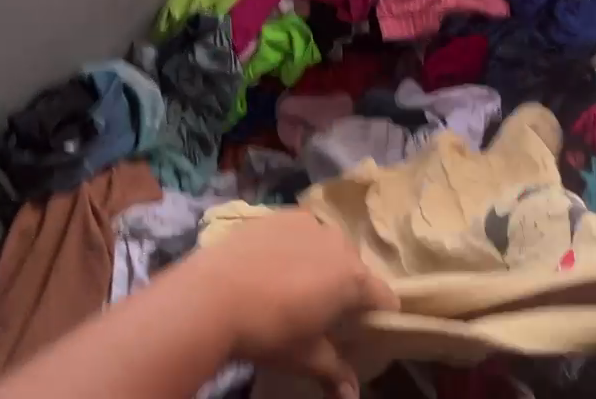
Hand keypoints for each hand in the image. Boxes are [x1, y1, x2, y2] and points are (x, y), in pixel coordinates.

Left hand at [176, 211, 398, 398]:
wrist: (212, 295)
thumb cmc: (267, 331)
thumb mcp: (304, 357)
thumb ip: (334, 371)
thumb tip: (352, 396)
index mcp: (352, 278)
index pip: (383, 295)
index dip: (380, 313)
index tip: (368, 329)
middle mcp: (339, 243)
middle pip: (354, 268)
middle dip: (345, 289)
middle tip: (322, 313)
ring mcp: (310, 223)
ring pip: (327, 246)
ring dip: (321, 264)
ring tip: (293, 288)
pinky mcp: (282, 214)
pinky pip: (301, 232)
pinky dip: (295, 247)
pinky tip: (272, 266)